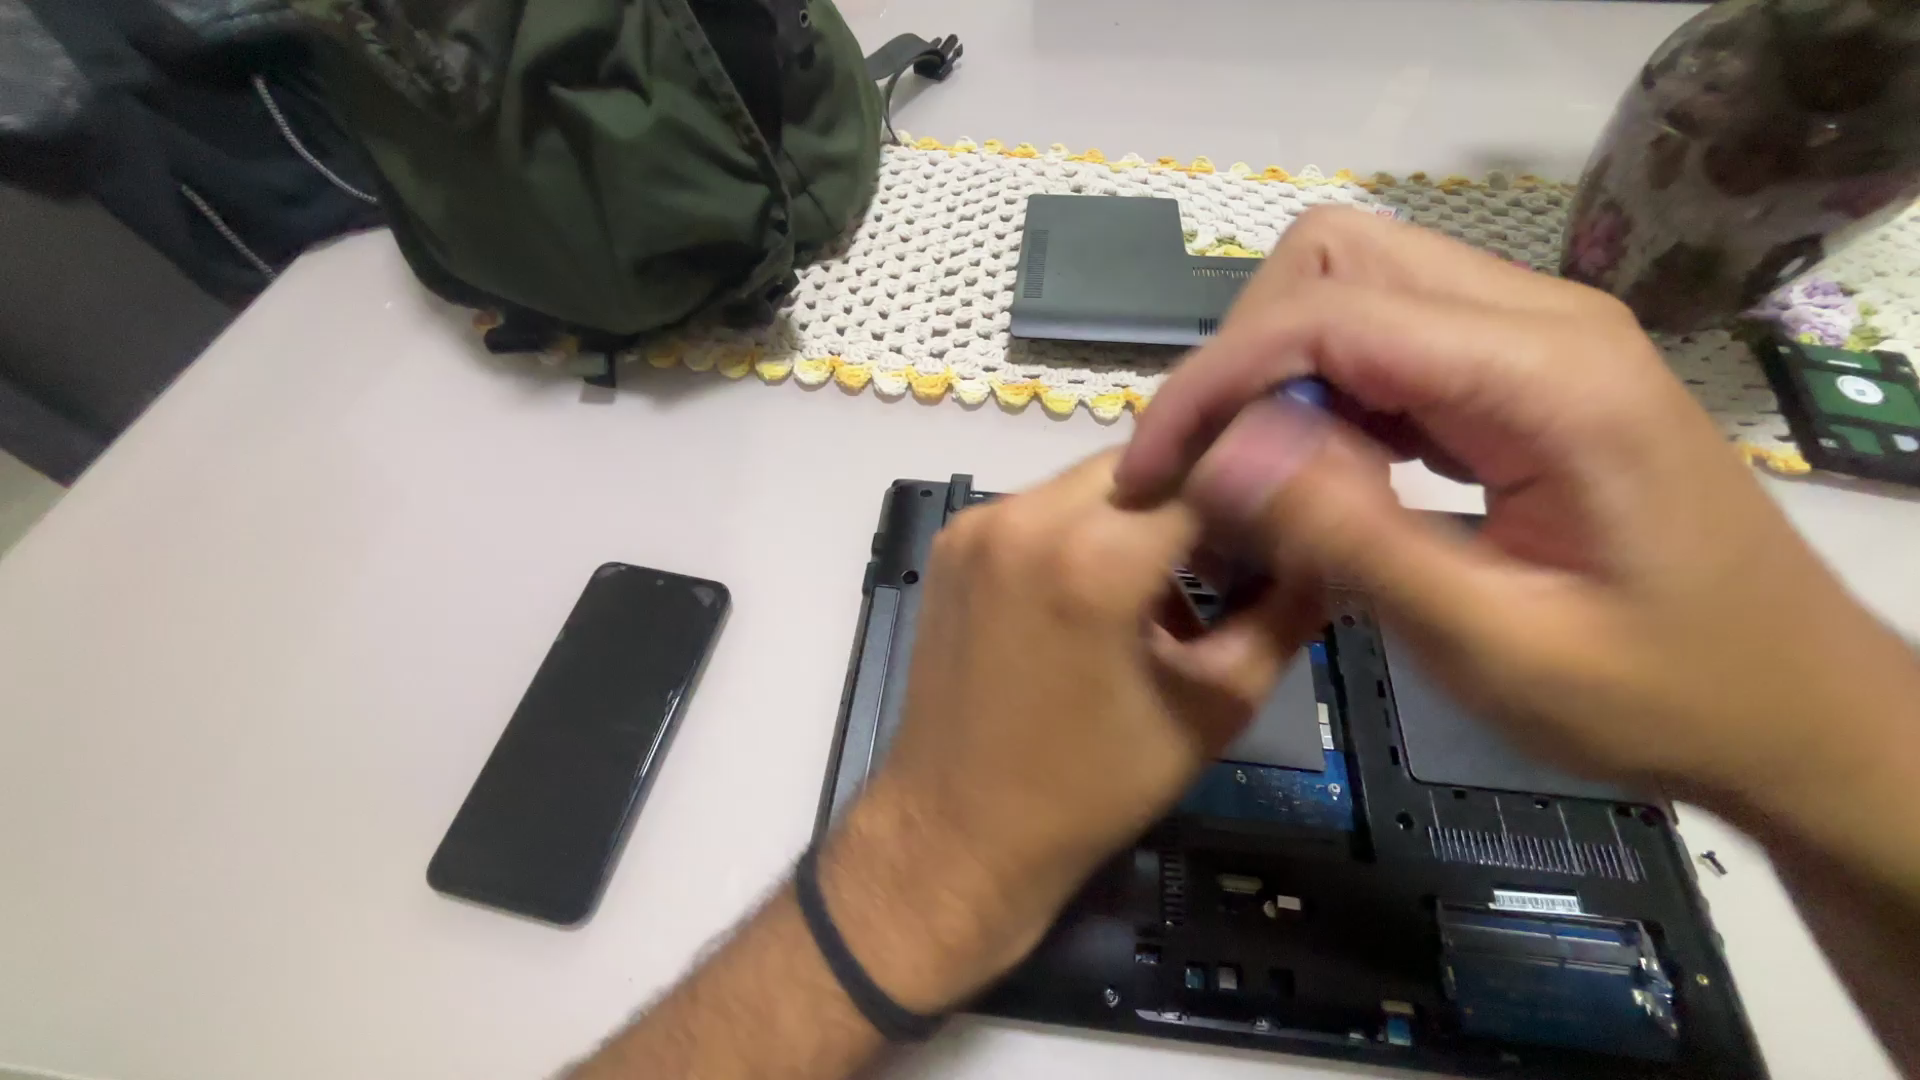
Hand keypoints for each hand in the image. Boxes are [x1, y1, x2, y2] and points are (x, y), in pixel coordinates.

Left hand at [820, 453, 1318, 1014]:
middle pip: (1139, 468)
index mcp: (1093, 556)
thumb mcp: (1211, 707)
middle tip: (1223, 564)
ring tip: (1159, 591)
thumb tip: (1317, 557)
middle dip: (1190, 502)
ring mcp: (978, 526)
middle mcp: (1025, 517)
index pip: (1200, 477)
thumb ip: (1280, 617)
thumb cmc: (1090, 786)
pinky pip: (1037, 510)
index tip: (1278, 528)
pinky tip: (1094, 595)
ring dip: (1134, 518)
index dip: (1250, 496)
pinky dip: (1079, 532)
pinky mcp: (952, 546)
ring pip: (1086, 485)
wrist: (959, 828)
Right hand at [1117, 207, 1919, 831]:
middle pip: (1332, 259)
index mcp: (1543, 376)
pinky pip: (1378, 338)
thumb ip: (1349, 538)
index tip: (1153, 473)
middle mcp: (1535, 319)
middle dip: (1240, 356)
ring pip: (1347, 285)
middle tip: (1211, 465)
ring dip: (1273, 371)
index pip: (1324, 314)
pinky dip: (1317, 391)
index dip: (1214, 382)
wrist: (1790, 709)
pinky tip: (1318, 471)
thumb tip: (1216, 457)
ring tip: (1254, 475)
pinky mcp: (1510, 370)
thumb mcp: (1488, 641)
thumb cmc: (1653, 692)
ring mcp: (1527, 336)